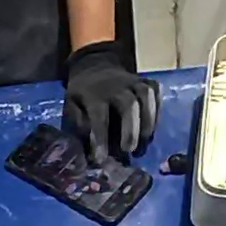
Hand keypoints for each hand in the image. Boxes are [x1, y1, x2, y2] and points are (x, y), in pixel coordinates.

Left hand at [63, 41, 158, 160]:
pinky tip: (151, 131)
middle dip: (130, 130)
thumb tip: (87, 146)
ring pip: (146, 99)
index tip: (101, 159)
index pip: (99, 118)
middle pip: (129, 106)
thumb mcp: (70, 107)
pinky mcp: (146, 81)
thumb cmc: (81, 94)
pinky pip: (155, 95)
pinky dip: (155, 113)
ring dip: (147, 124)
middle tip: (129, 151)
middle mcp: (117, 86)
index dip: (101, 139)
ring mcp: (134, 81)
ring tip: (142, 146)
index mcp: (94, 95)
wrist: (95, 67)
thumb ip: (78, 124)